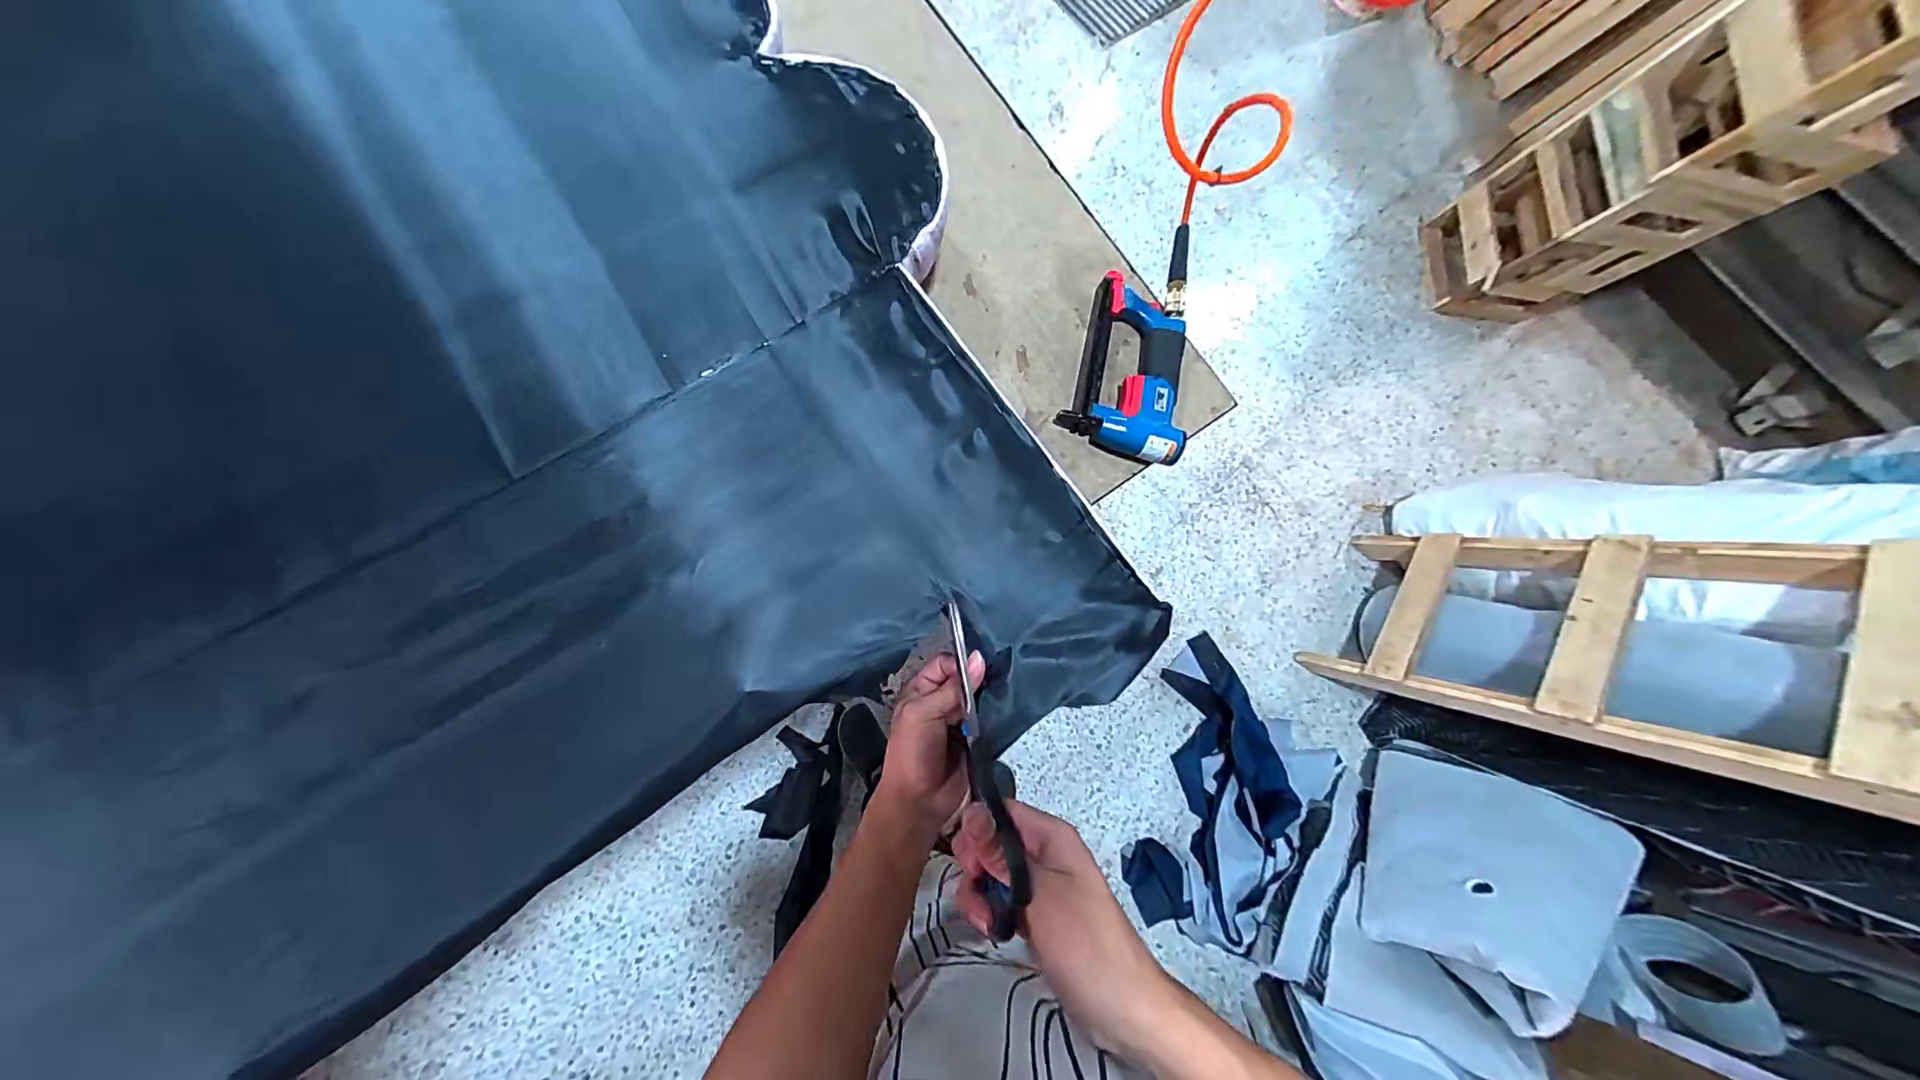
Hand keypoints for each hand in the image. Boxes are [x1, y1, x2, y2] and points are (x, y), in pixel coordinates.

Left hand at [871, 650, 985, 841]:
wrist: (921, 802)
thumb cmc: (912, 755)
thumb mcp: (924, 713)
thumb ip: (952, 688)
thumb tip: (978, 660)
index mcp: (920, 691)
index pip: (945, 664)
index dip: (961, 664)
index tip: (980, 668)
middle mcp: (939, 702)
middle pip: (965, 680)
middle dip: (980, 678)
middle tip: (998, 678)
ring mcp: (958, 721)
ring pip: (979, 699)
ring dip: (990, 698)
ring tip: (1004, 695)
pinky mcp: (975, 738)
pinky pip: (989, 720)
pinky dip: (996, 717)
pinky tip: (1005, 712)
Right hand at [953, 799, 1181, 1060]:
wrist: (1120, 1008)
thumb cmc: (1089, 947)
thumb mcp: (1040, 893)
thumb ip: (1002, 854)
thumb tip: (974, 813)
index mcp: (1052, 837)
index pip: (1001, 811)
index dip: (977, 829)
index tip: (969, 859)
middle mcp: (1044, 854)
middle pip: (990, 841)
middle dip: (975, 866)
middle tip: (980, 892)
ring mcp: (1038, 885)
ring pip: (990, 872)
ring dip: (979, 894)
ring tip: (988, 921)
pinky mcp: (1034, 913)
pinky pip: (999, 899)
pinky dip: (990, 912)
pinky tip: (995, 930)